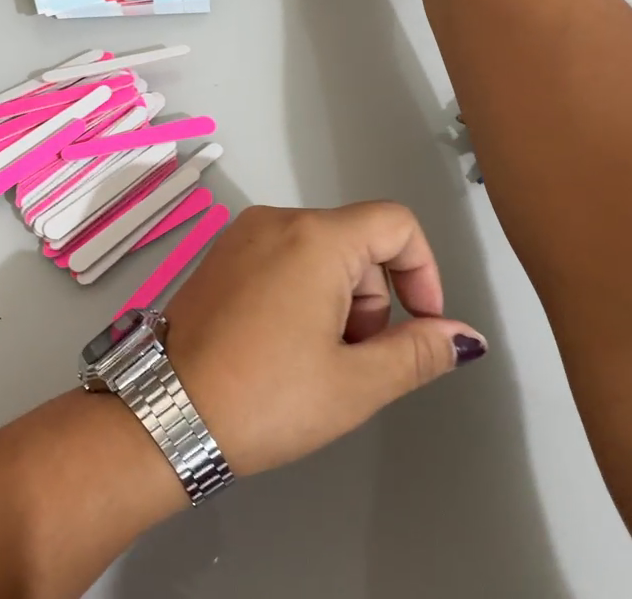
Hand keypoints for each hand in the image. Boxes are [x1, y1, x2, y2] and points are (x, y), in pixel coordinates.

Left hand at [159, 203, 486, 475]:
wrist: (166, 412)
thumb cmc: (266, 397)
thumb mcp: (356, 382)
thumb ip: (420, 351)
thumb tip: (465, 335)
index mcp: (313, 237)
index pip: (395, 224)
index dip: (424, 272)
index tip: (423, 325)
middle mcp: (274, 221)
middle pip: (356, 243)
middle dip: (374, 300)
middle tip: (354, 361)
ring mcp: (239, 237)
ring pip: (319, 254)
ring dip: (338, 302)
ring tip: (315, 362)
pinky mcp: (218, 257)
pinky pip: (281, 260)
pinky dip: (301, 295)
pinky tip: (284, 347)